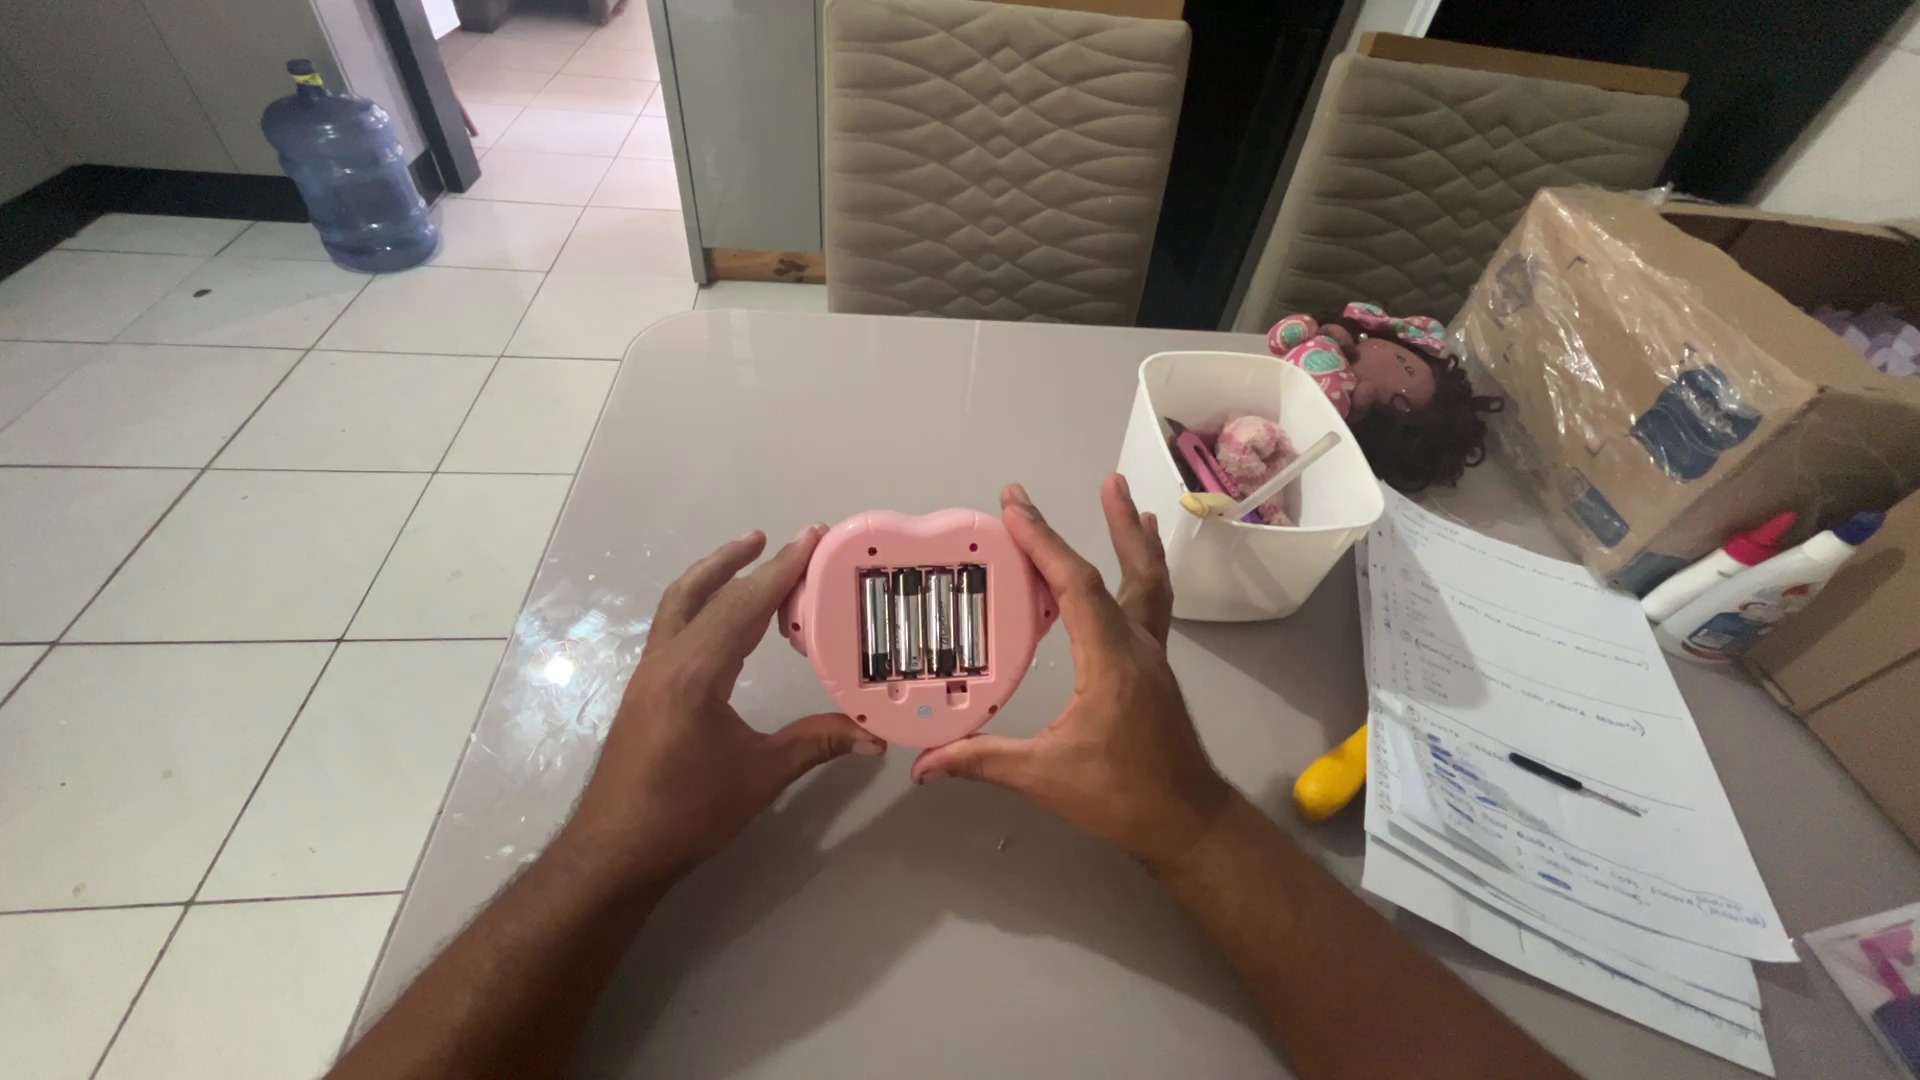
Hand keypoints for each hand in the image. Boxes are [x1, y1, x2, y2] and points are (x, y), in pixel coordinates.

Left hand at [561, 526, 885, 894]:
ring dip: (717, 572)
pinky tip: (727, 613)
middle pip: (707, 592)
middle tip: (786, 539)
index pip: (742, 606)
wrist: (614, 851)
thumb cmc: (686, 813)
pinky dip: (705, 602)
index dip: (781, 570)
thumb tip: (874, 736)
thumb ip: (817, 743)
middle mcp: (667, 660)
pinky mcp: (648, 685)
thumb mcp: (760, 776)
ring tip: (750, 551)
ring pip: (682, 602)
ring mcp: (651, 671)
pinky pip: (677, 624)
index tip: (811, 538)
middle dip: (748, 561)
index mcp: (694, 674)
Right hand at [911, 477, 1234, 871]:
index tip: (1015, 507)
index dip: (1043, 542)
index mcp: (1109, 661)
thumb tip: (923, 764)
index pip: (1075, 586)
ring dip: (1136, 539)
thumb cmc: (1122, 797)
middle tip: (1104, 481)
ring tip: (1127, 501)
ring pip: (1150, 583)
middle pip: (1126, 571)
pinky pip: (1152, 604)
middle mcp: (1137, 646)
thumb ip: (983, 762)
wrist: (1190, 822)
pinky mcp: (1156, 667)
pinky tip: (1138, 566)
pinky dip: (1144, 572)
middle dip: (1110, 522)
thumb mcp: (1045, 777)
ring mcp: (1153, 655)